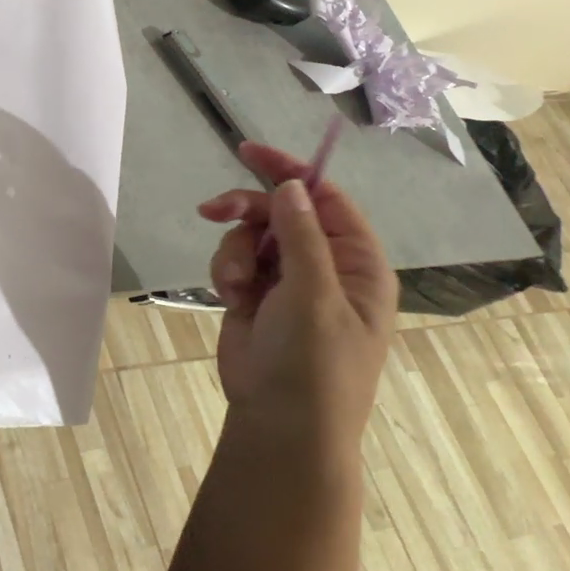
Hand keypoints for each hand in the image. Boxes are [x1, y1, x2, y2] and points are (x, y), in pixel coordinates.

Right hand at [198, 141, 397, 448]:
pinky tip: (230, 299)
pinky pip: (232, 263)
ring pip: (248, 237)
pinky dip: (225, 275)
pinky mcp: (255, 296)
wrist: (281, 419)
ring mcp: (288, 283)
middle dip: (245, 212)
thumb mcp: (312, 295)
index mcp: (357, 266)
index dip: (290, 172)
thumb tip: (292, 186)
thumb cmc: (313, 361)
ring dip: (232, 253)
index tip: (247, 151)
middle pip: (279, 213)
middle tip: (211, 210)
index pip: (326, 201)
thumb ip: (301, 237)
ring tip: (233, 285)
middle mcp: (324, 268)